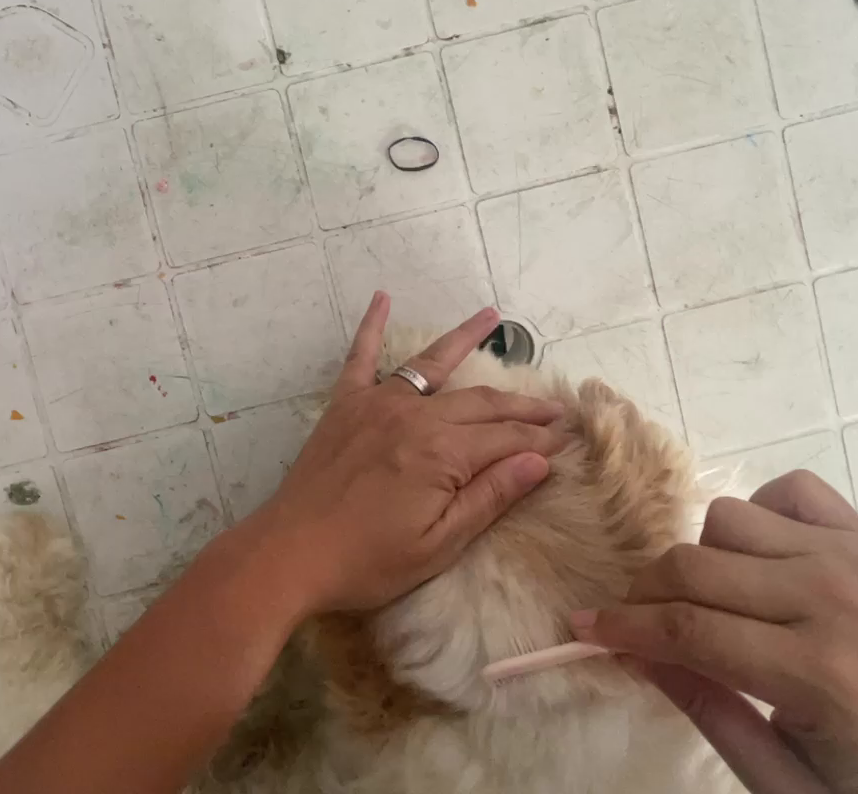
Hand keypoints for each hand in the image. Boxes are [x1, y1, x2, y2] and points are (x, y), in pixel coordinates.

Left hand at [237, 293, 567, 613]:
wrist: (290, 553)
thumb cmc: (368, 560)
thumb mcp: (439, 544)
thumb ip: (489, 496)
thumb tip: (539, 461)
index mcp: (442, 453)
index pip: (506, 439)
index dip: (539, 440)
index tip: (567, 438)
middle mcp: (414, 416)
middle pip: (480, 403)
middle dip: (521, 406)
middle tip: (554, 406)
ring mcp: (377, 403)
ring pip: (431, 366)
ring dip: (463, 338)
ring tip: (491, 316)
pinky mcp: (345, 403)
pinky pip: (361, 356)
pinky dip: (372, 326)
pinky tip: (382, 298)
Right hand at [570, 471, 857, 793]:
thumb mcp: (784, 781)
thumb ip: (704, 710)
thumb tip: (631, 651)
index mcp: (821, 675)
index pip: (691, 630)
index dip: (625, 627)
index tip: (584, 628)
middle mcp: (833, 600)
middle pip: (694, 566)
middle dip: (646, 594)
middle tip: (637, 623)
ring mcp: (850, 557)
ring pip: (725, 519)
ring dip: (704, 559)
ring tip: (718, 602)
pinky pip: (786, 488)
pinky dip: (760, 515)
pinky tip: (762, 560)